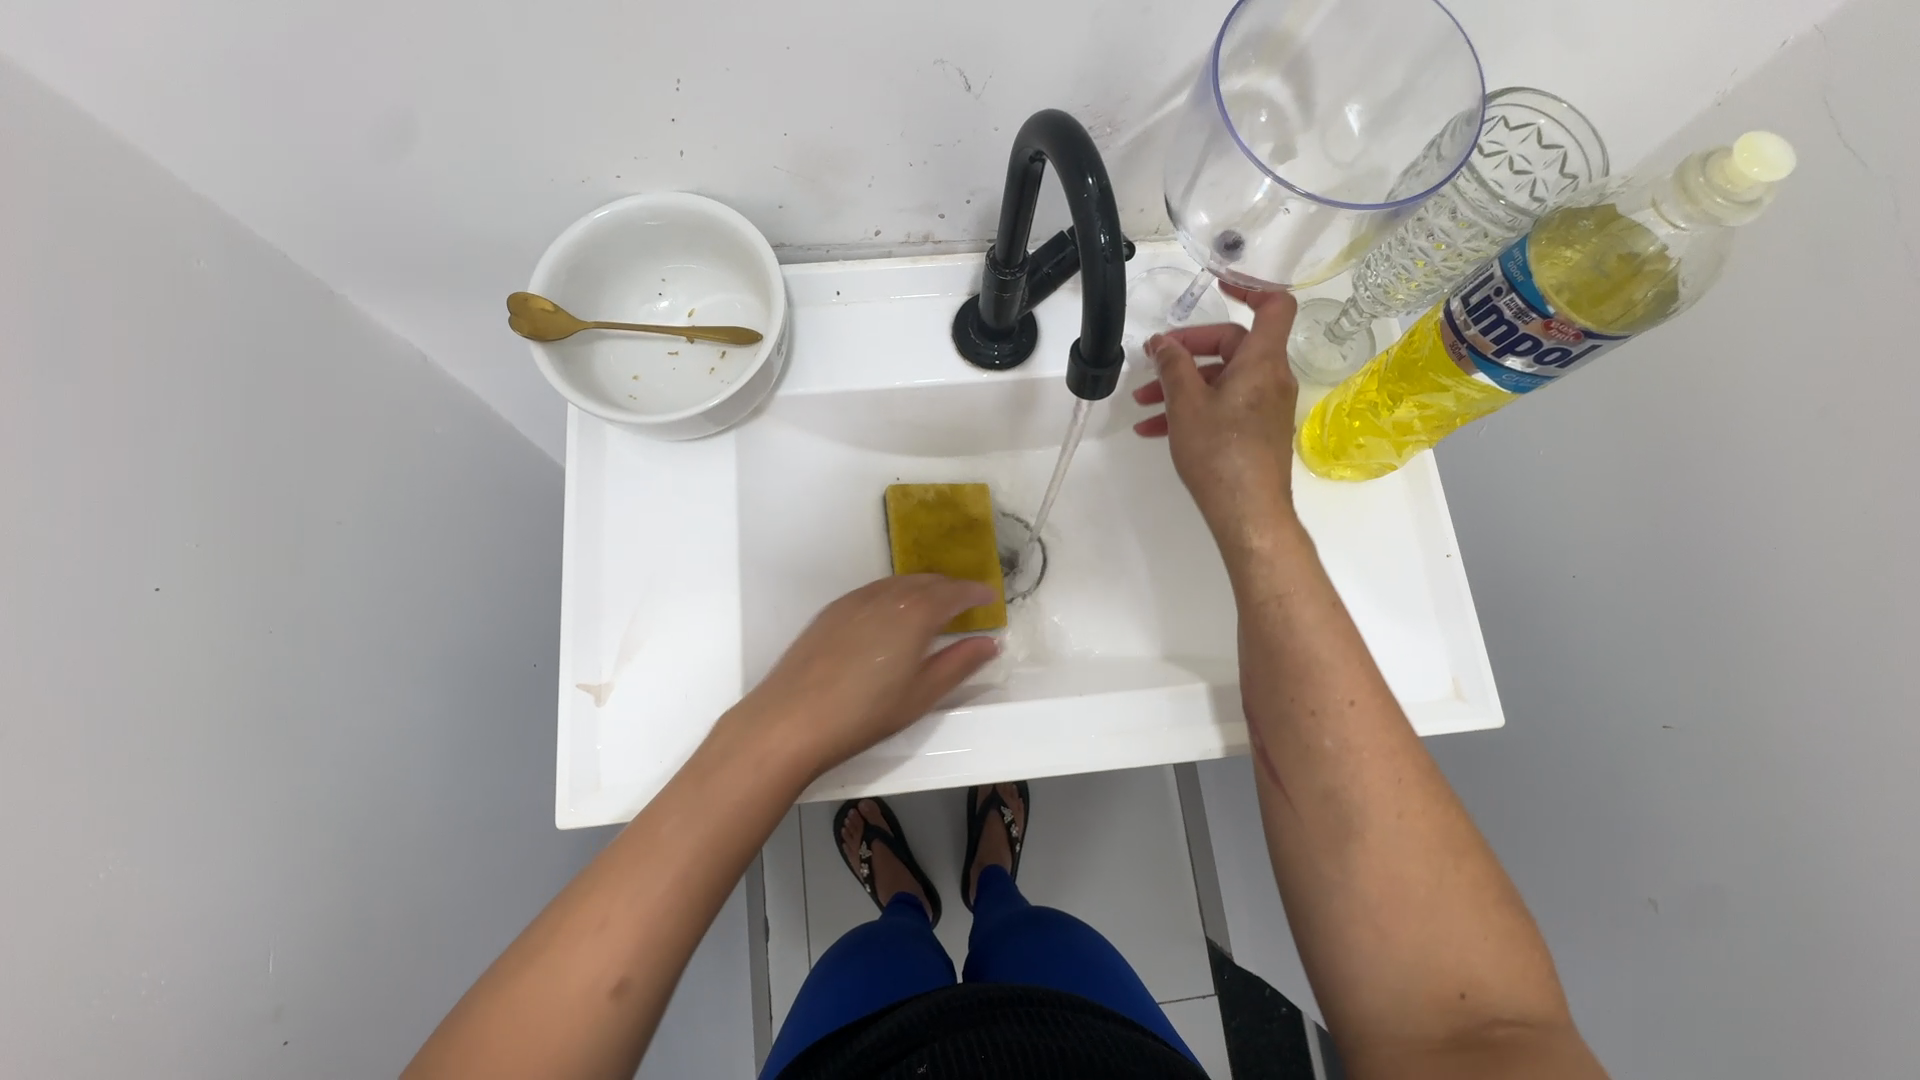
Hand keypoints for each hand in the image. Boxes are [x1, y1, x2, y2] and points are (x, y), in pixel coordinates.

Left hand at [722, 575, 999, 776]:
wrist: (791, 719)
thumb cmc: (865, 713)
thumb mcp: (922, 694)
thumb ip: (959, 664)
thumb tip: (988, 643)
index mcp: (916, 612)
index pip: (955, 592)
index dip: (975, 593)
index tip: (990, 598)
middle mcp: (886, 595)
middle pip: (927, 582)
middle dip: (950, 589)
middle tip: (966, 604)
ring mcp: (854, 600)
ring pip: (898, 584)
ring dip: (921, 590)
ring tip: (933, 610)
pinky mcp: (831, 611)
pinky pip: (874, 592)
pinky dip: (894, 596)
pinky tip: (892, 619)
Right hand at [1132, 284, 1300, 546]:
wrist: (1248, 513)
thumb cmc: (1219, 453)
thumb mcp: (1186, 405)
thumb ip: (1172, 367)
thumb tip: (1162, 344)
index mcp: (1262, 362)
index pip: (1272, 306)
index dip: (1248, 288)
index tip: (1218, 284)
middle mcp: (1270, 379)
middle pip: (1231, 346)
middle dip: (1186, 353)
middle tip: (1152, 364)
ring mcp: (1264, 407)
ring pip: (1221, 381)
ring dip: (1181, 387)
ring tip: (1142, 404)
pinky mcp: (1256, 433)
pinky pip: (1223, 407)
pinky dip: (1193, 410)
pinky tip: (1155, 429)